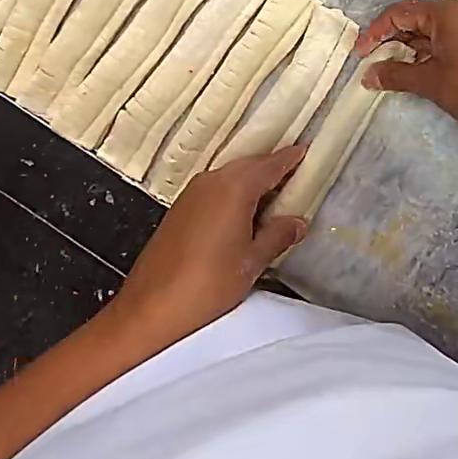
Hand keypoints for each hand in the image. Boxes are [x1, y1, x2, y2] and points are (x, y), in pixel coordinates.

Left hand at [108, 145, 308, 343]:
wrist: (149, 309)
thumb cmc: (206, 285)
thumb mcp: (251, 262)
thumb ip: (278, 236)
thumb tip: (298, 222)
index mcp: (235, 188)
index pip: (271, 164)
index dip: (291, 157)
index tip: (308, 149)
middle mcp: (213, 181)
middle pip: (251, 164)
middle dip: (274, 167)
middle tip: (297, 175)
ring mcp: (193, 192)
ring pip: (232, 174)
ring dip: (253, 180)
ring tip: (276, 195)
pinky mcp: (181, 207)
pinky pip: (217, 186)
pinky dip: (235, 190)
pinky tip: (245, 211)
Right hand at [355, 0, 457, 159]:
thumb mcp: (433, 84)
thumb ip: (396, 74)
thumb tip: (369, 74)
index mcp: (451, 10)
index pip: (401, 12)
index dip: (376, 32)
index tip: (360, 55)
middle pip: (421, 17)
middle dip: (397, 40)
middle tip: (378, 65)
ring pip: (441, 28)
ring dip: (418, 47)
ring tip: (403, 72)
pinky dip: (440, 50)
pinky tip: (432, 71)